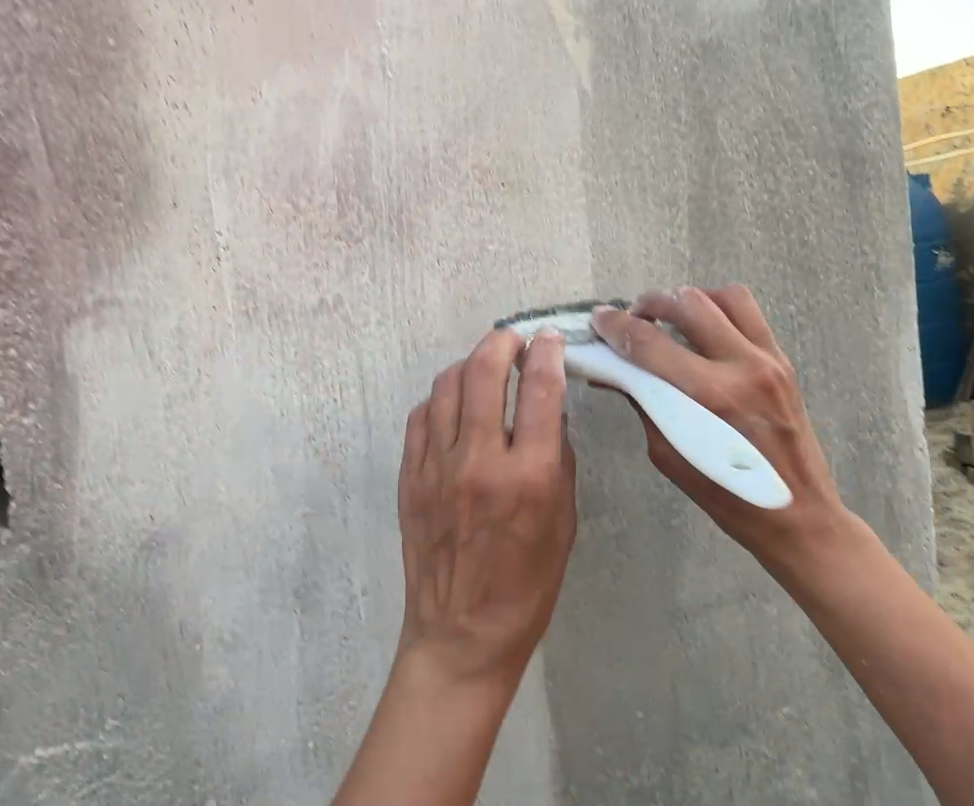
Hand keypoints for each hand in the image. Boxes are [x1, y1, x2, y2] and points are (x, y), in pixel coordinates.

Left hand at [395, 328, 576, 686]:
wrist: (462, 634)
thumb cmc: (528, 585)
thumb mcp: (564, 522)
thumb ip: (557, 459)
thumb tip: (550, 411)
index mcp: (528, 476)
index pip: (539, 390)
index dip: (547, 353)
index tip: (550, 339)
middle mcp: (479, 462)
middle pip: (484, 373)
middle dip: (502, 343)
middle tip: (514, 340)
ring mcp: (436, 468)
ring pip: (446, 386)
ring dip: (469, 364)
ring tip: (484, 365)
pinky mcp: (408, 478)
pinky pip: (420, 417)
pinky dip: (439, 399)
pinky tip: (454, 404)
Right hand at [590, 285, 855, 580]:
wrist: (798, 514)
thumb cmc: (729, 498)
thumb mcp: (670, 455)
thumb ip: (644, 404)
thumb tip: (616, 372)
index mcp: (709, 397)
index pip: (649, 343)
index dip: (615, 327)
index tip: (597, 320)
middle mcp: (742, 367)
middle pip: (686, 304)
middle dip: (648, 305)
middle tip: (630, 319)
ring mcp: (768, 359)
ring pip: (722, 296)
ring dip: (687, 300)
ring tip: (668, 317)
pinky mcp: (783, 360)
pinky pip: (748, 312)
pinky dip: (719, 307)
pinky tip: (703, 326)